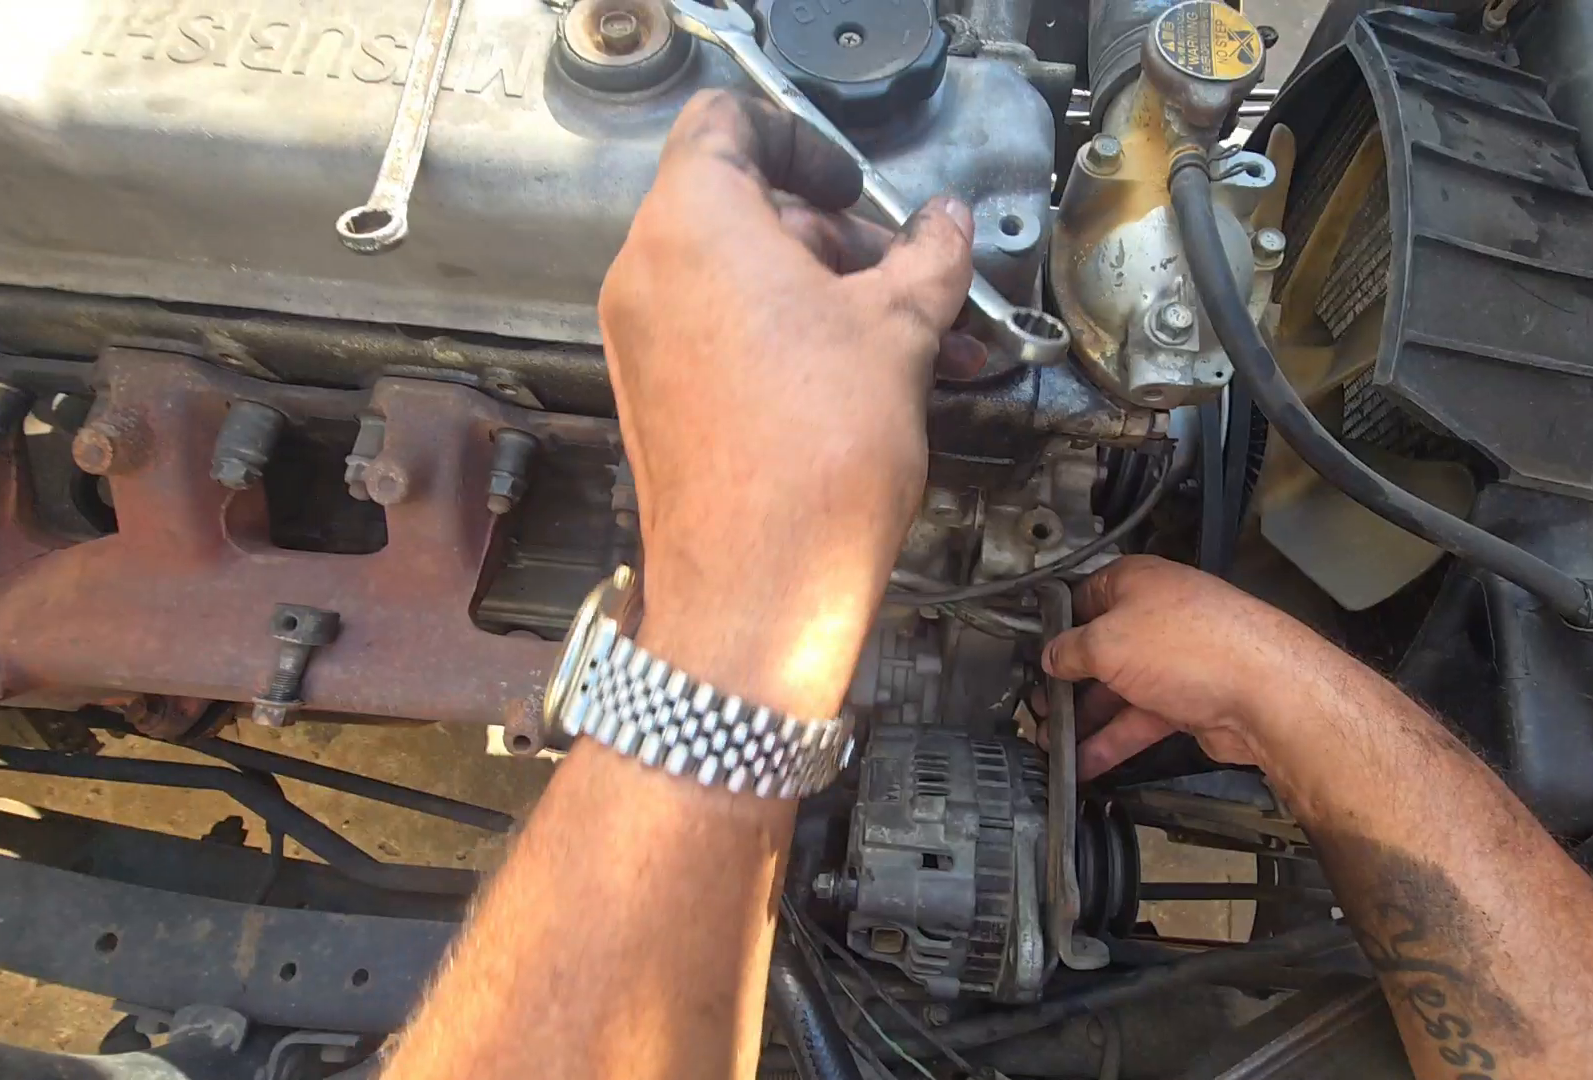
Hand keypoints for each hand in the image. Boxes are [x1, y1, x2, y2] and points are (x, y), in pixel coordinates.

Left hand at [600, 90, 976, 717]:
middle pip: (750, 216)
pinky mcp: (661, 405)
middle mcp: (649, 277)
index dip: (805, 143)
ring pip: (746, 288)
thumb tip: (947, 229)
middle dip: (842, 245)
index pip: (731, 125)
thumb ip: (929, 260)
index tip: (856, 187)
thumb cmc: (818, 457)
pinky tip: (863, 383)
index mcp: (694, 226)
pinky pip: (729, 345)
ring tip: (910, 345)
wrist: (762, 587)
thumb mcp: (899, 333)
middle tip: (910, 284)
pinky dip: (792, 347)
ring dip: (831, 304)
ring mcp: (646, 346)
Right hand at [1041, 556, 1365, 778]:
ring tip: (1051, 744)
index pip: (1079, 600)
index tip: (1031, 657)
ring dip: (1085, 719)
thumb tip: (1051, 657)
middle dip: (1065, 683)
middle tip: (1037, 708)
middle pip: (1097, 650)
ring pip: (1117, 690)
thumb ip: (1068, 651)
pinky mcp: (1187, 699)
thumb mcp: (1105, 642)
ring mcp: (1173, 659)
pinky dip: (1113, 740)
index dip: (1053, 629)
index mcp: (1133, 582)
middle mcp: (1154, 615)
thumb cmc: (1186, 647)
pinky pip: (1139, 719)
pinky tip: (1084, 763)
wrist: (1266, 693)